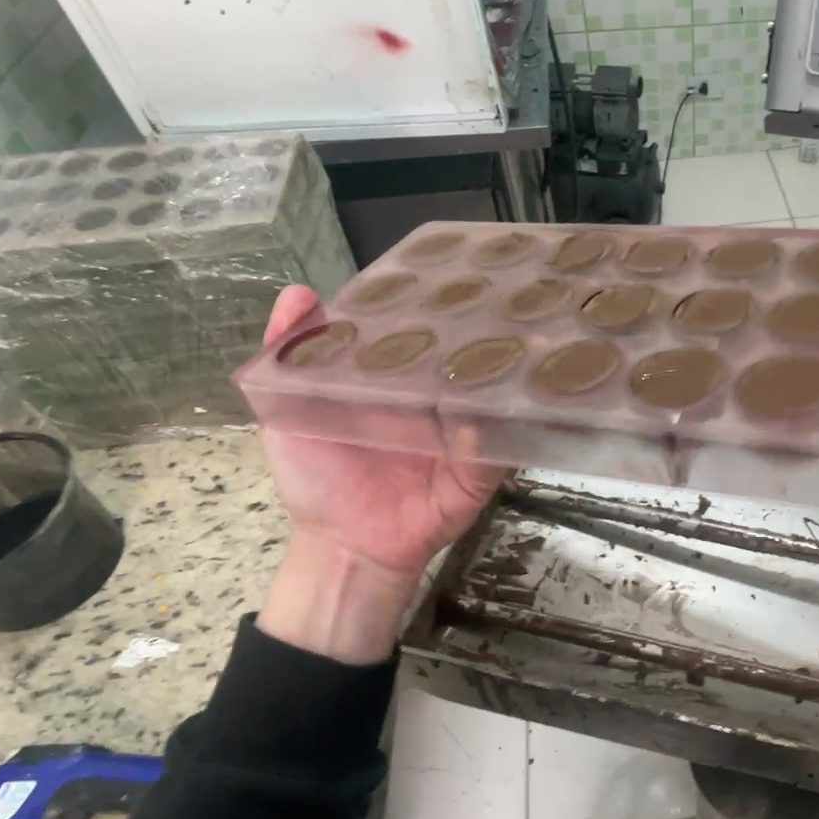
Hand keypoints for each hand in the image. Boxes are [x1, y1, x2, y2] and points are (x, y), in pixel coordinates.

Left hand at [255, 285, 507, 662]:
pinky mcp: (479, 472)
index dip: (438, 308)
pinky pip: (497, 447)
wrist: (341, 545)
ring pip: (490, 399)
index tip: (457, 274)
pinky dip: (504, 427)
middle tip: (512, 299)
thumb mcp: (285, 409)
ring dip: (510, 375)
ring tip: (532, 339)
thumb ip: (289, 353)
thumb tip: (299, 291)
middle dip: (488, 335)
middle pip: (466, 363)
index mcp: (396, 383)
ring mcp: (461, 436)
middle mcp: (434, 402)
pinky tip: (512, 401)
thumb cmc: (316, 477)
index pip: (425, 337)